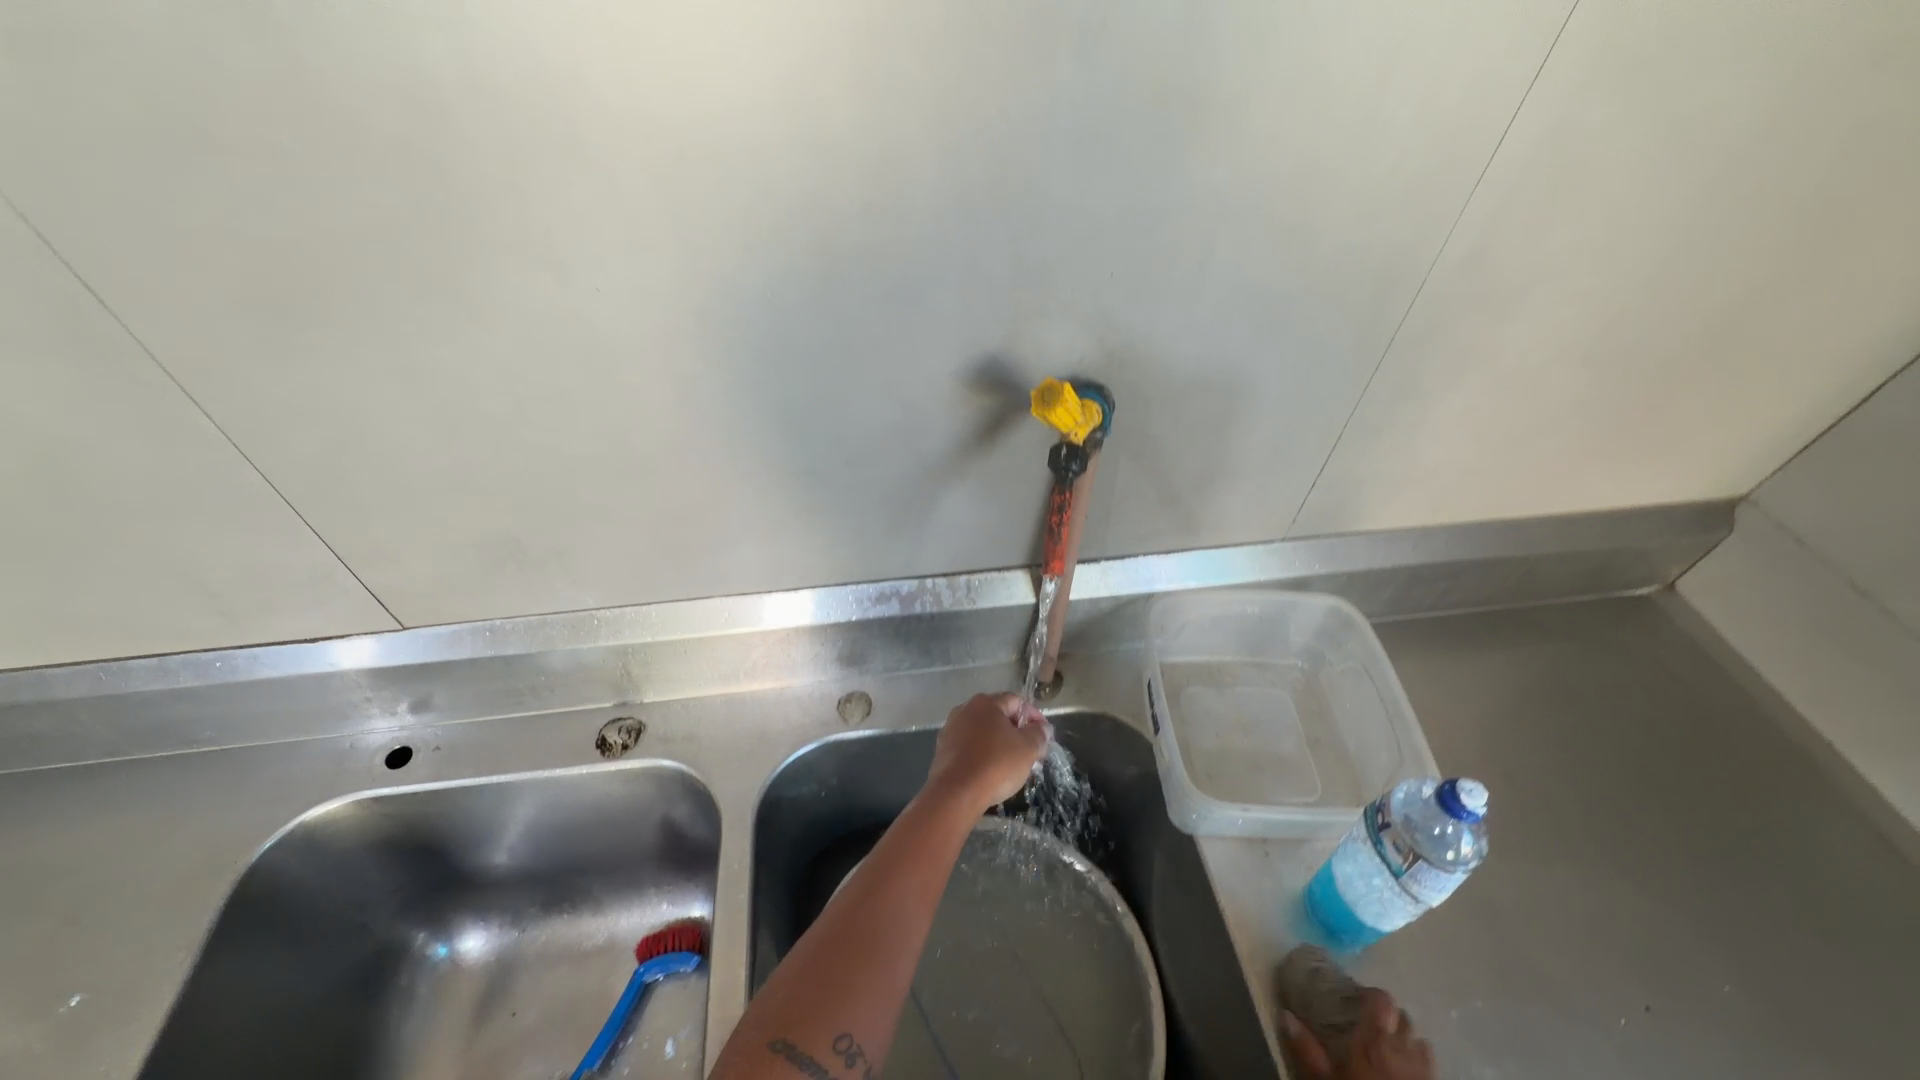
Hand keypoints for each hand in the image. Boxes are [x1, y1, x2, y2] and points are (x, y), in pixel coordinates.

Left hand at [924, 693, 1049, 811]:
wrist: (956, 793)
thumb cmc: (996, 764)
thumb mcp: (1027, 748)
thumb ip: (1039, 734)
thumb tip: (1043, 728)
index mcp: (986, 703)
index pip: (1017, 702)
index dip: (1034, 717)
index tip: (1045, 735)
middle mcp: (965, 710)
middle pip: (998, 715)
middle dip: (1017, 731)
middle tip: (1032, 750)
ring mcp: (951, 729)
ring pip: (983, 732)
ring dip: (1000, 743)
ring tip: (1013, 763)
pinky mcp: (943, 750)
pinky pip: (970, 746)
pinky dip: (983, 753)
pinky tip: (992, 771)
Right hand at [1281, 989, 1433, 1079]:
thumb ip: (1307, 1048)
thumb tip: (1285, 1015)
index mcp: (1373, 1039)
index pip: (1382, 1000)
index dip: (1373, 995)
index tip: (1358, 999)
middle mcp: (1401, 1046)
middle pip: (1402, 1015)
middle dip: (1389, 1016)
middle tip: (1370, 1024)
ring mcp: (1422, 1065)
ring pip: (1418, 1036)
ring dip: (1405, 1036)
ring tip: (1389, 1046)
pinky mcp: (1432, 1079)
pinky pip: (1430, 1058)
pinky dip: (1418, 1055)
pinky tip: (1405, 1067)